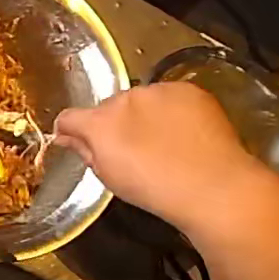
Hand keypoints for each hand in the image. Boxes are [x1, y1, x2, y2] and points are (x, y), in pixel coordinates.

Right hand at [53, 83, 263, 226]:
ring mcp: (159, 91)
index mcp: (100, 123)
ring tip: (161, 143)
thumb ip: (84, 151)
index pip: (69, 117)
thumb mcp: (109, 177)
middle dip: (113, 124)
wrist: (212, 185)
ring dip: (143, 115)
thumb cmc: (155, 189)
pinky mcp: (188, 90)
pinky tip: (183, 134)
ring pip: (140, 100)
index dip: (70, 130)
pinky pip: (169, 97)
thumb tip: (67, 137)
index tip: (76, 141)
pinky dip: (171, 111)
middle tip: (130, 151)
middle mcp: (125, 99)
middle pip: (108, 107)